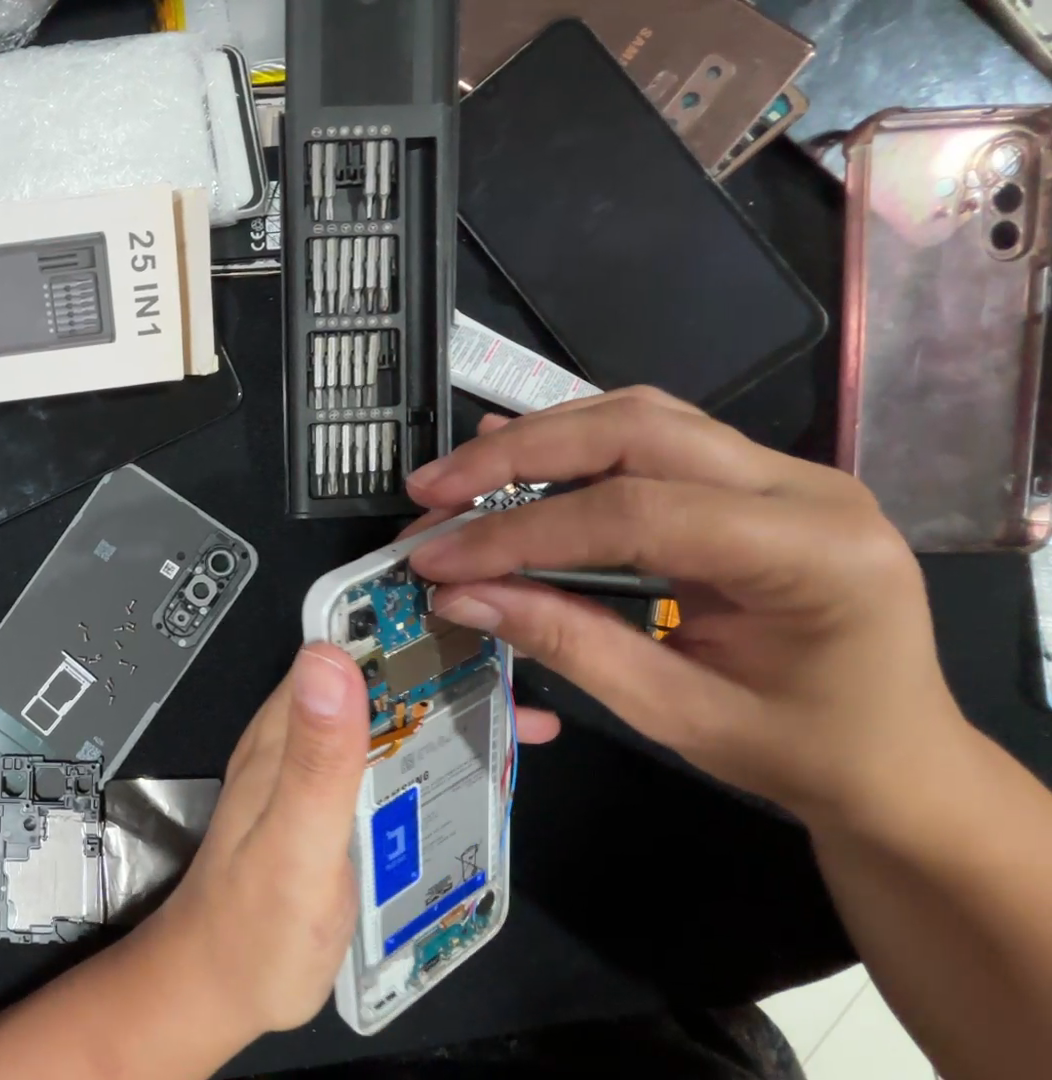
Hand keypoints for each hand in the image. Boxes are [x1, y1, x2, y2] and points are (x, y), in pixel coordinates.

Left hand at [143, 644, 558, 1037]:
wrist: (221, 987)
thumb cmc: (255, 926)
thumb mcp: (293, 840)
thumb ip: (315, 756)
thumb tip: (328, 656)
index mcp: (285, 733)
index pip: (342, 651)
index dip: (401, 627)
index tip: (472, 614)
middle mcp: (298, 741)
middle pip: (374, 683)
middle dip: (443, 670)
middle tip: (521, 674)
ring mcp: (315, 775)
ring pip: (387, 720)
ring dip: (447, 712)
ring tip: (519, 720)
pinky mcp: (331, 809)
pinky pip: (389, 763)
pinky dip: (434, 755)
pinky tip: (474, 771)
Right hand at [400, 387, 962, 823]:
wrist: (893, 756)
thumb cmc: (798, 748)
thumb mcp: (673, 711)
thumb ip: (565, 641)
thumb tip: (457, 595)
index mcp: (812, 555)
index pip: (634, 513)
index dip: (518, 531)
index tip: (433, 557)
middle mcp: (805, 486)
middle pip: (634, 430)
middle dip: (515, 456)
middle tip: (429, 492)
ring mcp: (779, 470)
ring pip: (636, 415)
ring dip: (533, 439)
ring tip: (454, 478)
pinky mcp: (746, 475)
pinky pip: (646, 433)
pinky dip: (566, 441)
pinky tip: (508, 450)